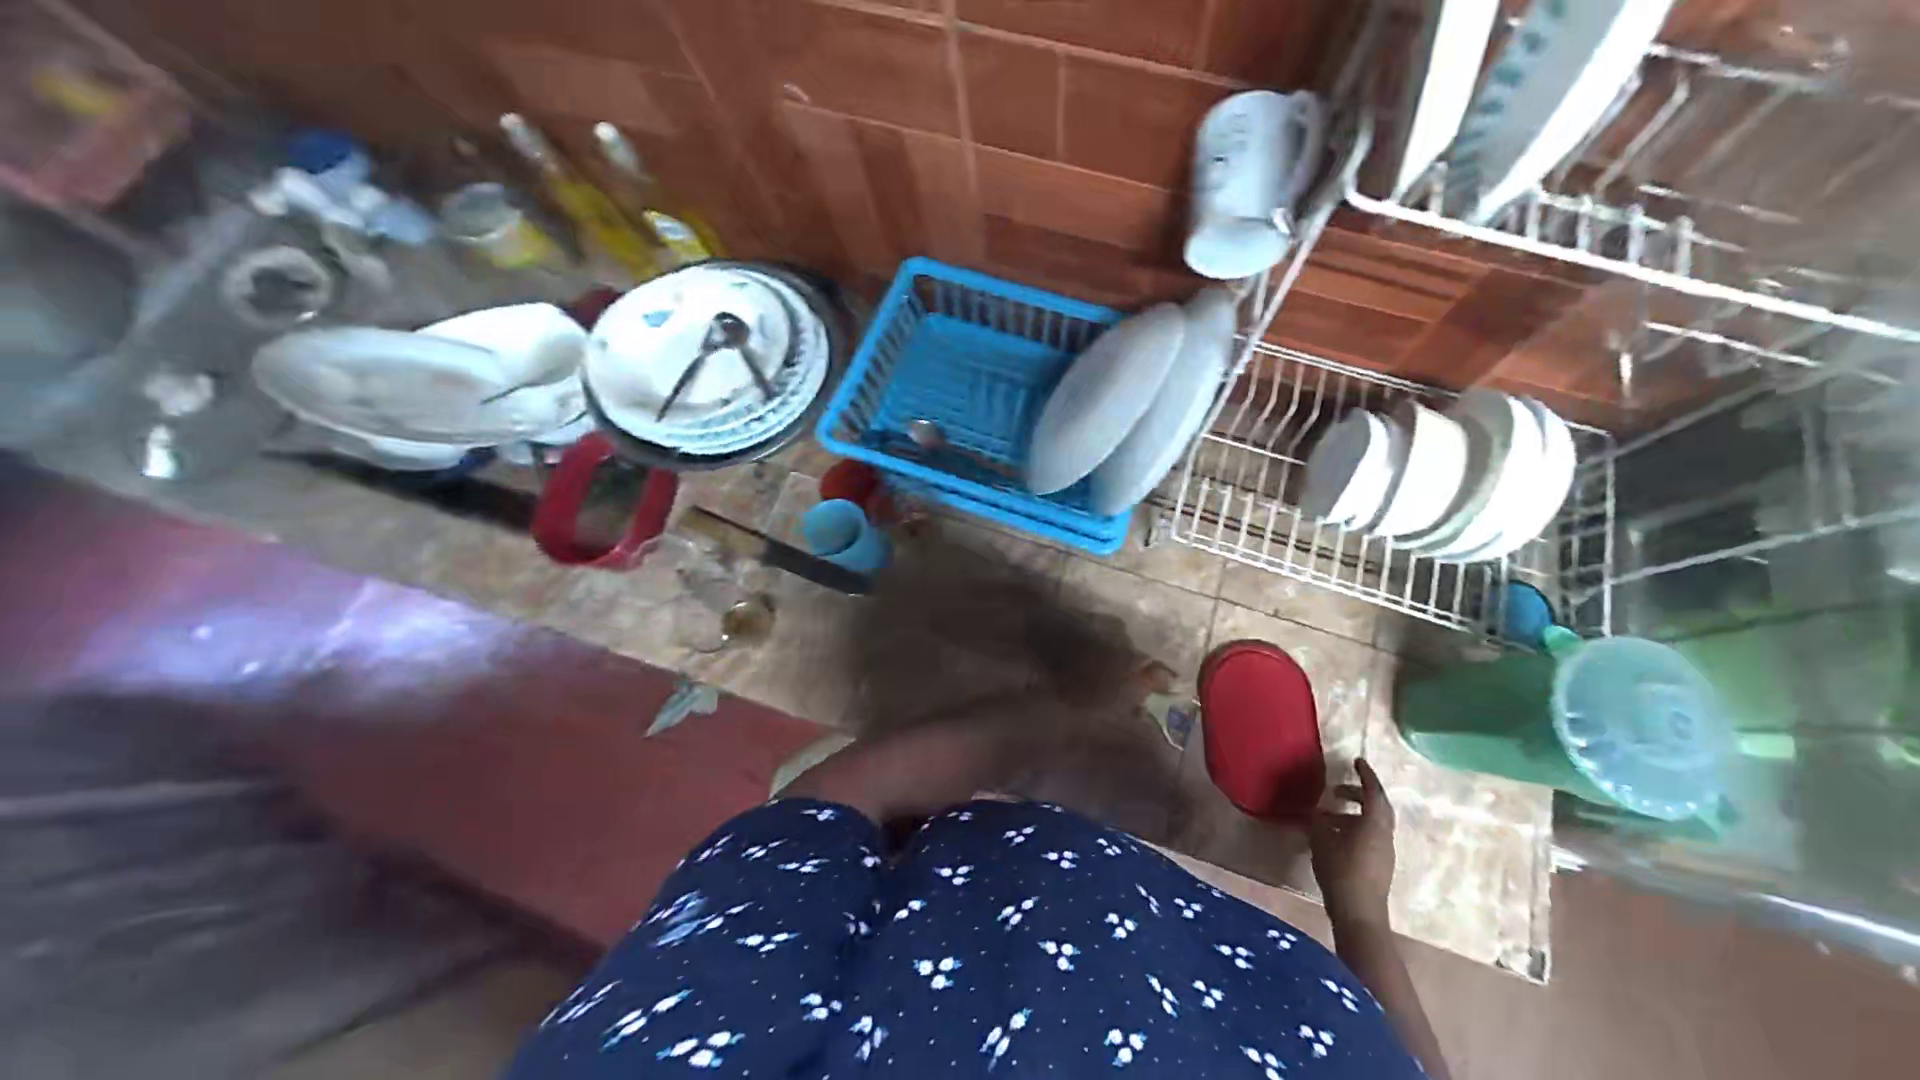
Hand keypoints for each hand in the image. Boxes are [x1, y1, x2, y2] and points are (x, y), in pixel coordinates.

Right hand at [1309, 758, 1395, 928]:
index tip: (1357, 761)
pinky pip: (1369, 837)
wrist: (1359, 913)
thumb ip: (1320, 822)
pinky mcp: (1380, 866)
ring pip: (1372, 823)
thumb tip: (1318, 813)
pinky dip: (1354, 829)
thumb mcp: (1321, 840)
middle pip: (1378, 807)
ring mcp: (1385, 852)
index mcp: (1374, 824)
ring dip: (1354, 814)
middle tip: (1339, 788)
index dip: (1366, 775)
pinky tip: (1334, 836)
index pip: (1373, 792)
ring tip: (1328, 815)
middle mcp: (1384, 835)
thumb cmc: (1340, 871)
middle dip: (1360, 794)